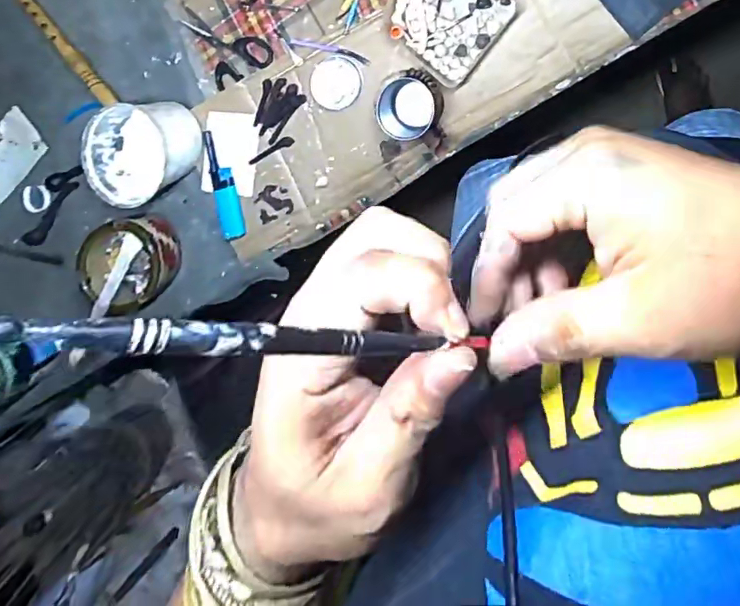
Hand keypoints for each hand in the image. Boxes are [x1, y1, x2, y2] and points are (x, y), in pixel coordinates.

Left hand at [234, 207, 477, 580]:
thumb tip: (461, 355)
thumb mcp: (367, 487)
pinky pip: (390, 256)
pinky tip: (434, 320)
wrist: (278, 507)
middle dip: (430, 263)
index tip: (458, 338)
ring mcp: (329, 295)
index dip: (423, 289)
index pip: (364, 274)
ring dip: (429, 264)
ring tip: (445, 323)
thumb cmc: (314, 504)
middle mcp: (313, 304)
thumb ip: (409, 417)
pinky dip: (425, 272)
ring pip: (384, 233)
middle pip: (375, 232)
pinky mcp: (348, 300)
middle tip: (453, 324)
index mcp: (306, 344)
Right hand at [472, 127, 739, 376]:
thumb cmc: (725, 279)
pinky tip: (580, 279)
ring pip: (539, 200)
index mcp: (581, 173)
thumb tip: (495, 357)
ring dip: (535, 253)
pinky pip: (569, 197)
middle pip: (514, 203)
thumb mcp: (636, 318)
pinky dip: (562, 240)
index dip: (487, 280)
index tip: (486, 332)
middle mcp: (584, 149)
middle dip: (508, 264)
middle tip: (519, 320)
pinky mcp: (627, 165)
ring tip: (553, 306)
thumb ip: (555, 332)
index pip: (503, 222)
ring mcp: (608, 152)